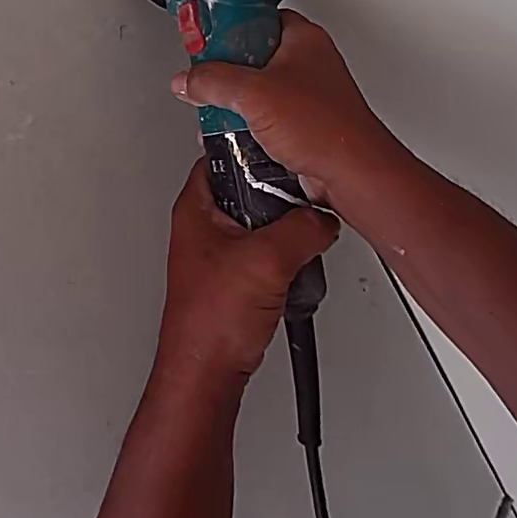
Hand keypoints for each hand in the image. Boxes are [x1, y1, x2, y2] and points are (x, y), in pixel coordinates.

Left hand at [155, 159, 338, 381]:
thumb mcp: (267, 260)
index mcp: (195, 209)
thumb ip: (301, 230)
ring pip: (255, 223)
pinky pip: (263, 252)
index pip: (216, 159)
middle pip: (241, 190)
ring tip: (301, 236)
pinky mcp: (232, 276)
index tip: (273, 148)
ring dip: (282, 229)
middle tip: (299, 197)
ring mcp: (216, 252)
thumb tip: (321, 219)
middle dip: (273, 194)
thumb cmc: (211, 318)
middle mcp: (201, 226)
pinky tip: (295, 267)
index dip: (244, 150)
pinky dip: (282, 255)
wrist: (208, 369)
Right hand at [169, 10, 408, 209]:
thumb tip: (187, 80)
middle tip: (207, 73)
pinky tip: (234, 130)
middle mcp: (307, 62)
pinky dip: (245, 121)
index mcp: (303, 39)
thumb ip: (212, 81)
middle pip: (252, 53)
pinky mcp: (301, 122)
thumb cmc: (327, 129)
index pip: (257, 16)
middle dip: (225, 68)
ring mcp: (305, 93)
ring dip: (233, 98)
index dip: (227, 23)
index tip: (203, 34)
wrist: (352, 177)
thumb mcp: (253, 93)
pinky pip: (262, 113)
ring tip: (217, 106)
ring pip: (256, 86)